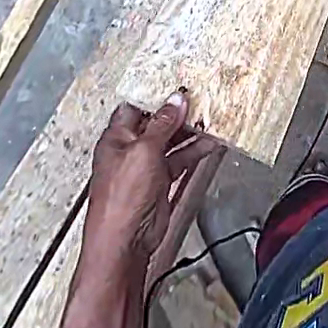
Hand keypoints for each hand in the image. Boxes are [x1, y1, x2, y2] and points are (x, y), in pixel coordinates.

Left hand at [81, 94, 220, 266]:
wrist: (125, 242)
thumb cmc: (121, 200)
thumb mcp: (143, 152)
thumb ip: (161, 123)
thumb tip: (175, 100)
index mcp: (116, 139)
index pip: (135, 107)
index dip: (155, 95)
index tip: (177, 85)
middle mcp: (130, 150)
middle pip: (157, 122)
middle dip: (178, 112)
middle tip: (201, 98)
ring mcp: (146, 166)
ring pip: (172, 140)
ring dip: (190, 130)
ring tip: (211, 118)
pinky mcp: (161, 180)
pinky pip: (181, 158)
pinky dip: (196, 150)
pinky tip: (211, 142)